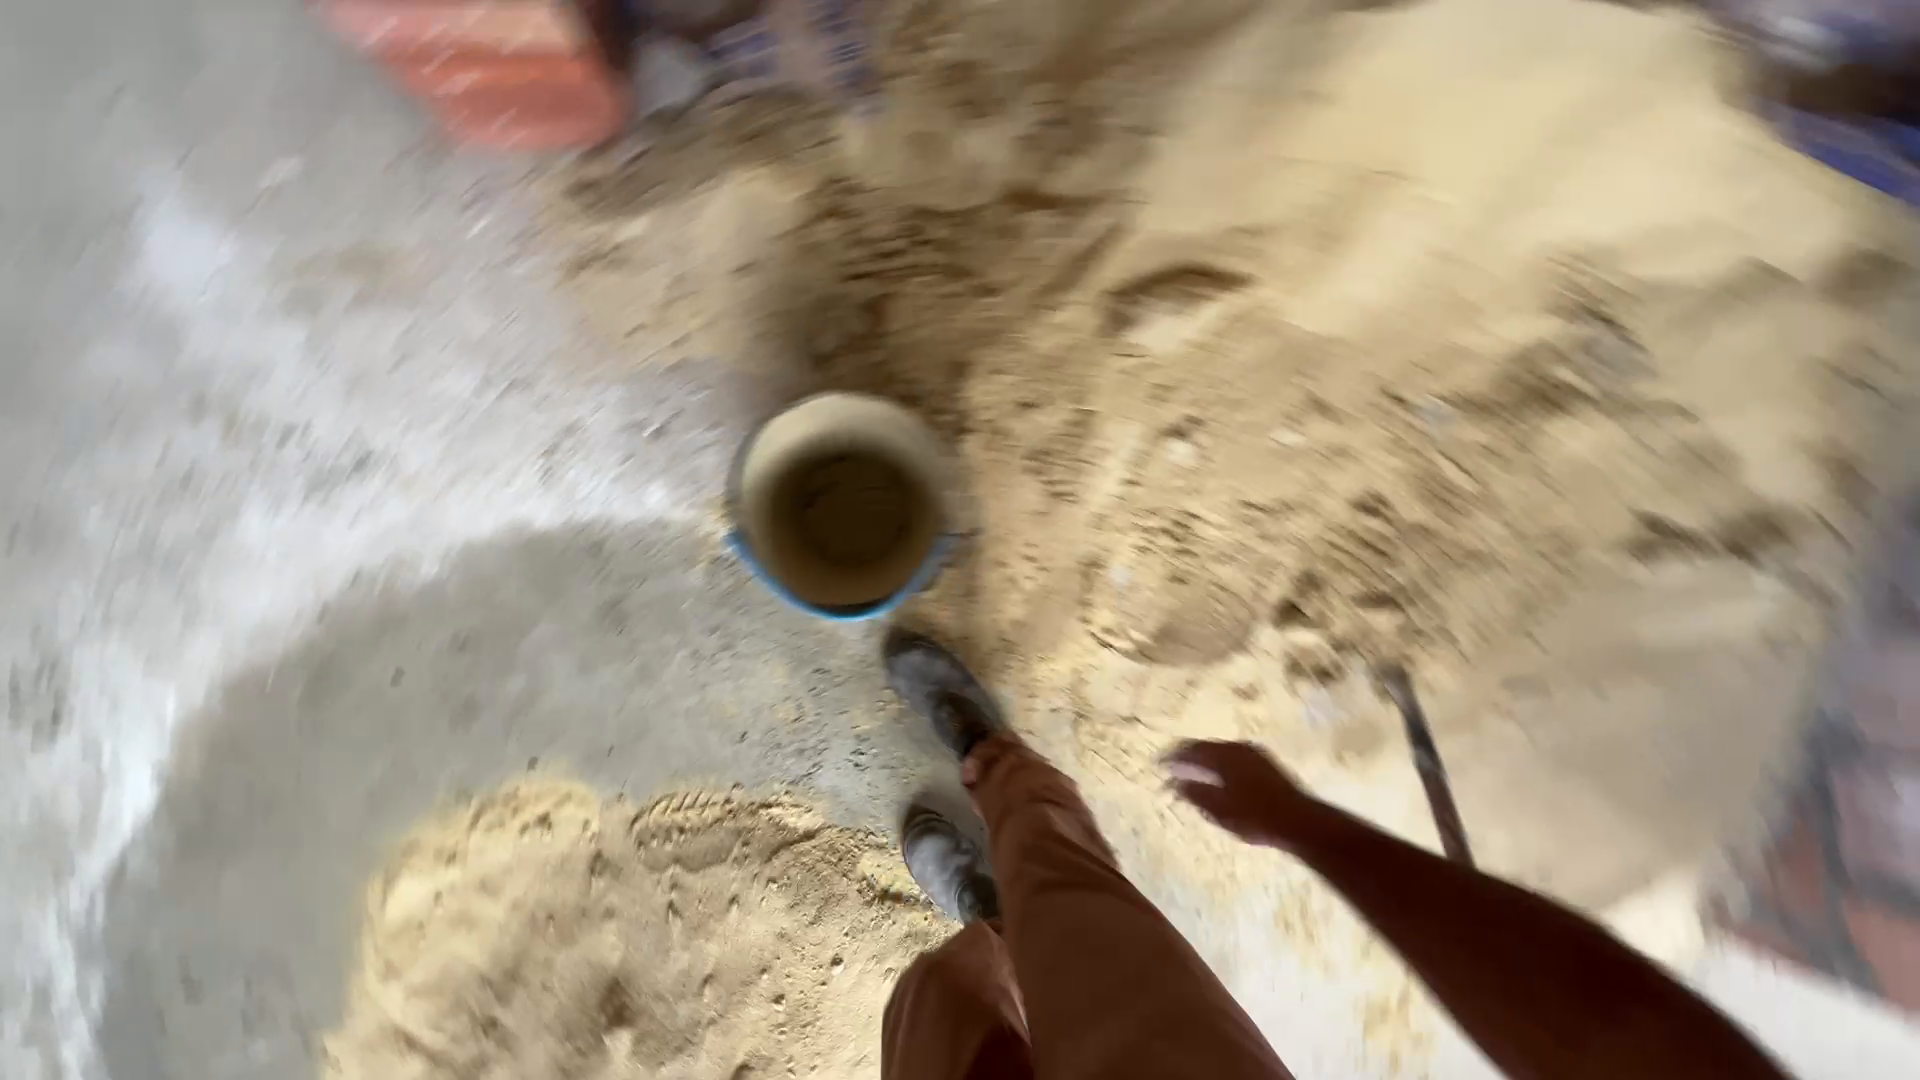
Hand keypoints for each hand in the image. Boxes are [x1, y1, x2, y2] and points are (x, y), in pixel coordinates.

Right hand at [1164, 740, 1318, 849]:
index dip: (1171, 757)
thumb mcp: (1219, 810)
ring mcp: (1253, 753)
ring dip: (1204, 759)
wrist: (1300, 822)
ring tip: (1193, 772)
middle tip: (1172, 766)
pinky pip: (1233, 756)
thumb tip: (1174, 783)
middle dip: (1187, 756)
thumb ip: (1194, 794)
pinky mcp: (1265, 762)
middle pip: (1204, 747)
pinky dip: (1220, 762)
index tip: (1157, 763)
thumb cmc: (1255, 818)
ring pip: (1220, 750)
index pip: (1188, 750)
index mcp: (1222, 755)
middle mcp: (1236, 747)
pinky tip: (1219, 776)